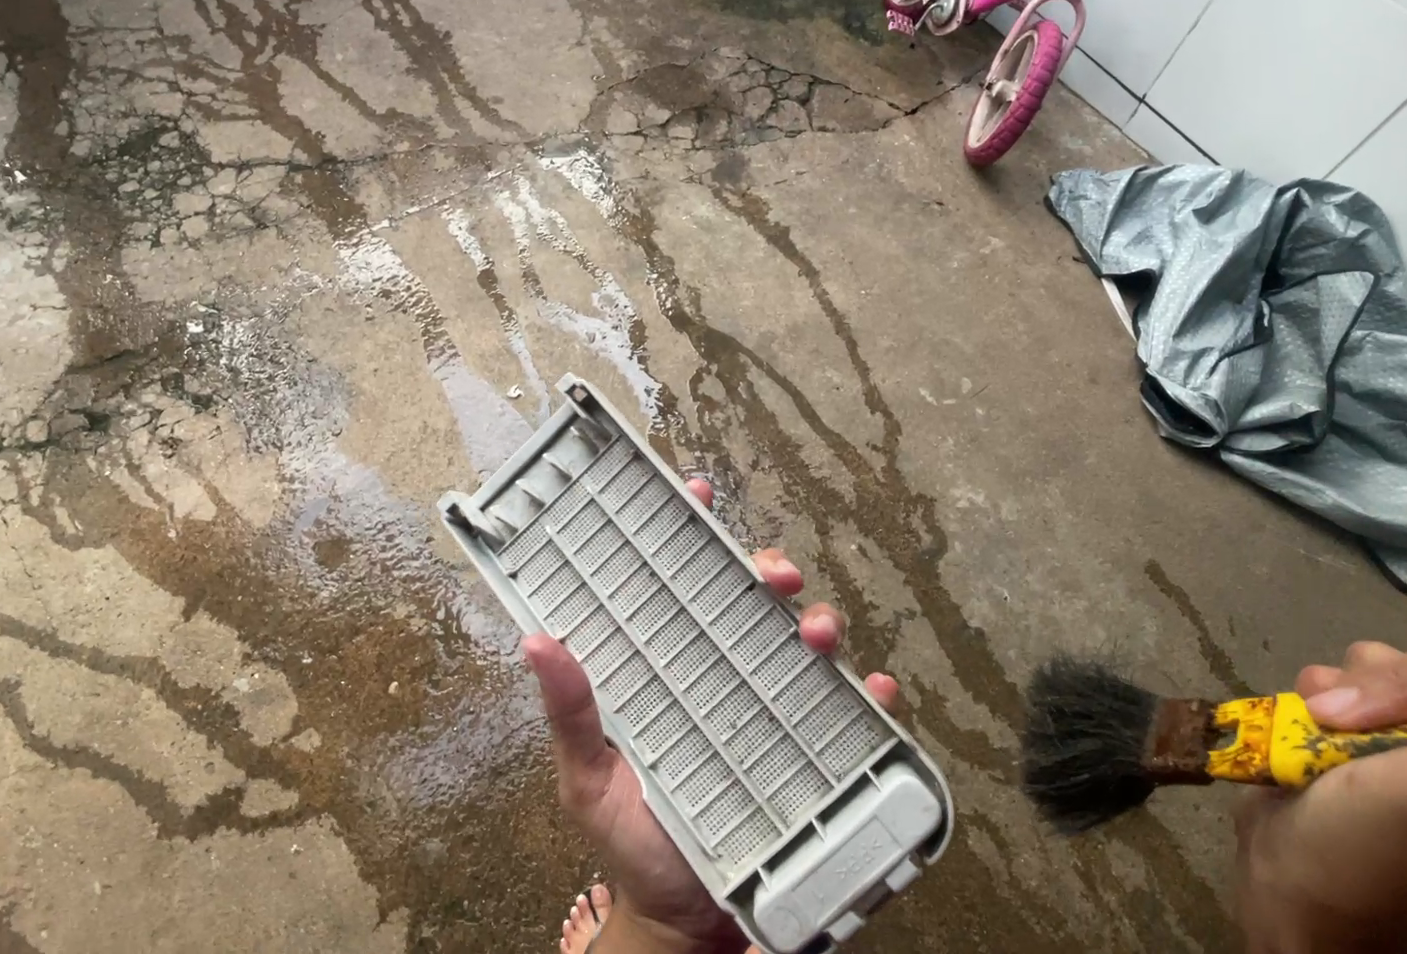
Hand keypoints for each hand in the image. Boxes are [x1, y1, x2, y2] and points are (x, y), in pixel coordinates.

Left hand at [524, 479, 898, 953]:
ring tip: (817, 633)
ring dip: (819, 621)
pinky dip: (866, 695)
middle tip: (772, 575)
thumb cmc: (630, 837)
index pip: (679, 587)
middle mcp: (721, 674)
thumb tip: (536, 640)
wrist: (685, 916)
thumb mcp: (587, 775)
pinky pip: (848, 713)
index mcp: (668, 666)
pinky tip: (871, 691)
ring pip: (802, 642)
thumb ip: (570, 713)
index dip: (687, 533)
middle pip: (749, 602)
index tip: (694, 493)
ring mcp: (768, 709)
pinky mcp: (810, 752)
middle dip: (766, 570)